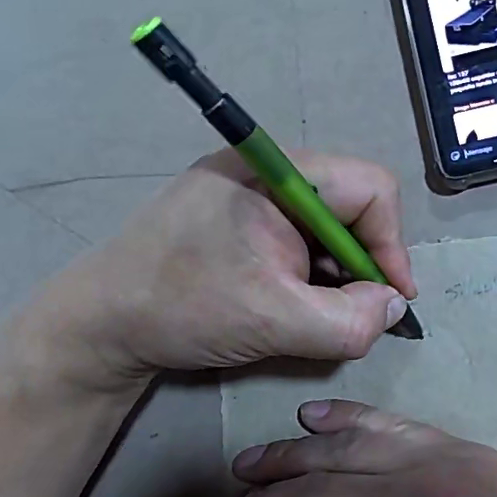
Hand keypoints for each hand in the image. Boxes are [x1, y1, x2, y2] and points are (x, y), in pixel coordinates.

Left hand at [23, 150, 416, 386]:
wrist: (101, 324)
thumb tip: (395, 308)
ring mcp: (252, 195)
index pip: (370, 188)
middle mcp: (268, 172)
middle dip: (363, 264)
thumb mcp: (274, 321)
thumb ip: (349, 320)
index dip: (390, 245)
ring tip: (317, 315)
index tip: (392, 299)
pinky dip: (312, 276)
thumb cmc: (181, 308)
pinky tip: (294, 305)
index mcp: (275, 173)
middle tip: (357, 313)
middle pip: (353, 207)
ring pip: (329, 227)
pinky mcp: (240, 220)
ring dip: (337, 275)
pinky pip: (300, 240)